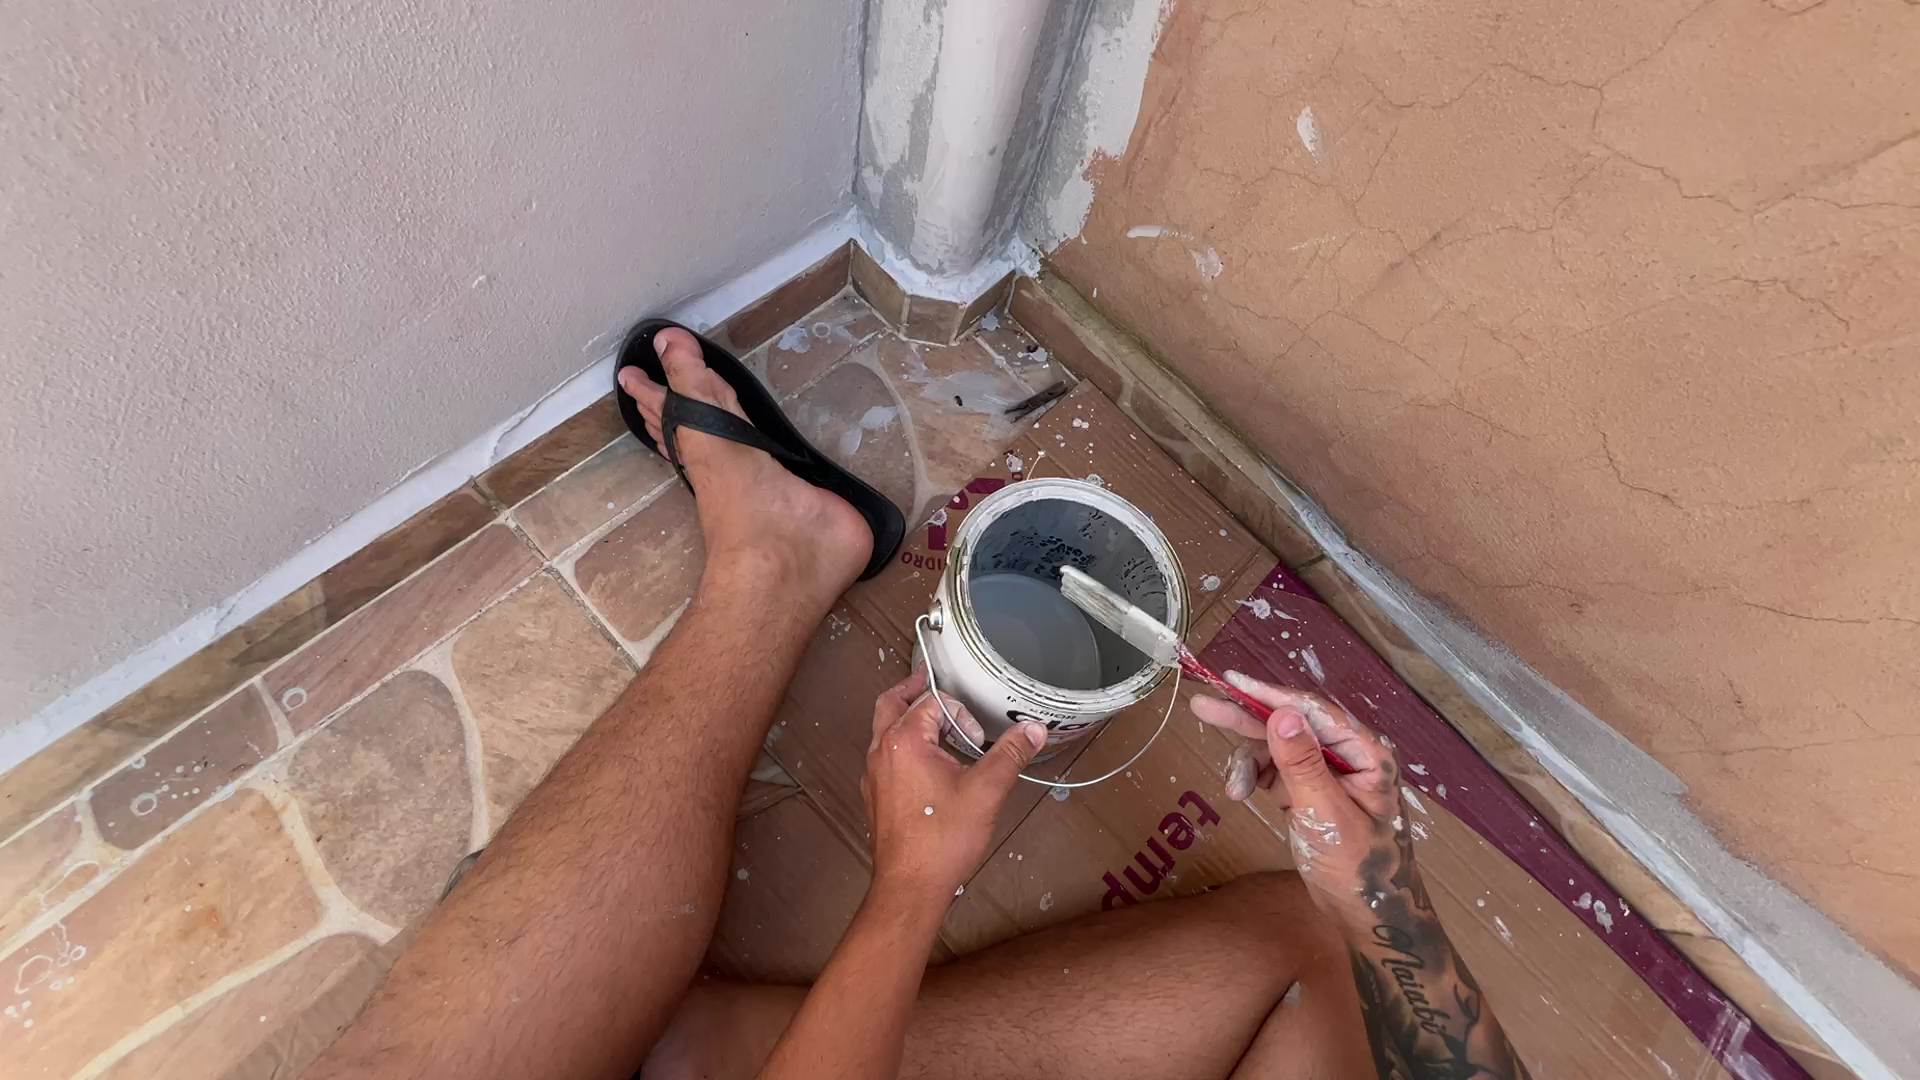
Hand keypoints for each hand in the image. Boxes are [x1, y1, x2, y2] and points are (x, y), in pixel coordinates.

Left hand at [861, 666, 1047, 901]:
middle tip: (933, 683)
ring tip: (935, 723)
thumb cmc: (943, 838)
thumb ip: (1010, 753)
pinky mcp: (874, 795)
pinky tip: (926, 763)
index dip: (959, 712)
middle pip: (891, 702)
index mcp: (904, 740)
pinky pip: (884, 755)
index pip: (931, 702)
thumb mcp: (986, 790)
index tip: (976, 736)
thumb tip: (1034, 728)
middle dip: (914, 690)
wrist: (910, 888)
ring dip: (906, 717)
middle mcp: (881, 751)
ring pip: (883, 729)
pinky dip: (902, 744)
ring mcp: (873, 774)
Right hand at [1192, 672, 1407, 930]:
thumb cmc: (1359, 870)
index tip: (1233, 681)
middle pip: (1286, 722)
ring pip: (1272, 745)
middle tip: (1203, 706)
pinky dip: (1251, 776)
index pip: (1312, 711)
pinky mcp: (1306, 785)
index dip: (1270, 695)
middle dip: (1245, 720)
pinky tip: (1241, 794)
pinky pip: (1270, 766)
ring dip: (1247, 763)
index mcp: (1365, 753)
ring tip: (1234, 790)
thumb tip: (1283, 713)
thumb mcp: (1326, 814)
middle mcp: (1345, 753)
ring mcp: (1324, 769)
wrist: (1366, 919)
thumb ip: (1302, 763)